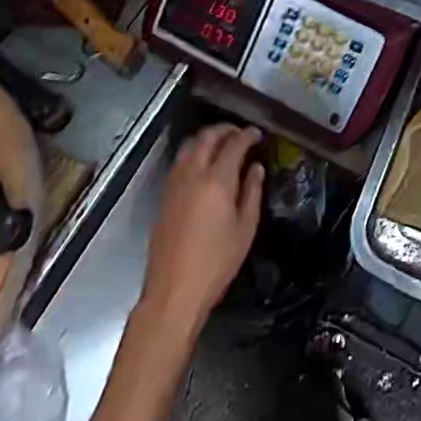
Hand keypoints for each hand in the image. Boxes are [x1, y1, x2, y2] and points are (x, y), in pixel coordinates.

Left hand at [140, 124, 264, 327]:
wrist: (174, 290)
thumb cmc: (217, 261)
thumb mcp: (246, 227)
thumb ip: (251, 192)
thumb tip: (255, 168)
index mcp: (216, 180)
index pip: (233, 144)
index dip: (247, 135)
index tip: (258, 134)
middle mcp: (191, 175)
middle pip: (206, 138)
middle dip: (224, 130)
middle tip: (240, 133)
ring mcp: (173, 185)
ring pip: (188, 147)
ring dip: (206, 139)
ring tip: (223, 144)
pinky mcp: (163, 197)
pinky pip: (179, 162)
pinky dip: (194, 153)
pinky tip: (204, 164)